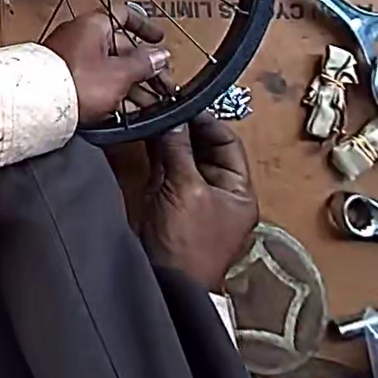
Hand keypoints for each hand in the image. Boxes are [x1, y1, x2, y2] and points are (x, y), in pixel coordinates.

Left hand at [39, 7, 169, 123]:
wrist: (39, 102)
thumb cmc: (76, 81)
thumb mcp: (119, 73)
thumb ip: (143, 64)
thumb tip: (160, 55)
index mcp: (93, 25)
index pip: (124, 14)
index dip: (144, 25)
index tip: (159, 39)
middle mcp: (81, 35)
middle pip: (120, 45)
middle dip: (145, 66)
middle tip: (165, 87)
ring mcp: (71, 55)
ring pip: (110, 65)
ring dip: (134, 83)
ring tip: (153, 106)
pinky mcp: (65, 75)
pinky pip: (96, 78)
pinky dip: (114, 91)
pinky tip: (128, 110)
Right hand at [137, 115, 258, 290]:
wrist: (167, 276)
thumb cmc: (189, 243)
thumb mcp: (187, 190)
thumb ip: (178, 151)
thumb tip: (172, 119)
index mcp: (236, 188)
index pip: (227, 142)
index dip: (207, 120)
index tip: (183, 103)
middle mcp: (215, 185)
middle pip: (201, 143)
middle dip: (182, 122)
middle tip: (161, 101)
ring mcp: (189, 188)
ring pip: (179, 149)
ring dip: (165, 131)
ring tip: (149, 109)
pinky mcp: (166, 191)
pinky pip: (162, 159)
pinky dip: (153, 143)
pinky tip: (141, 127)